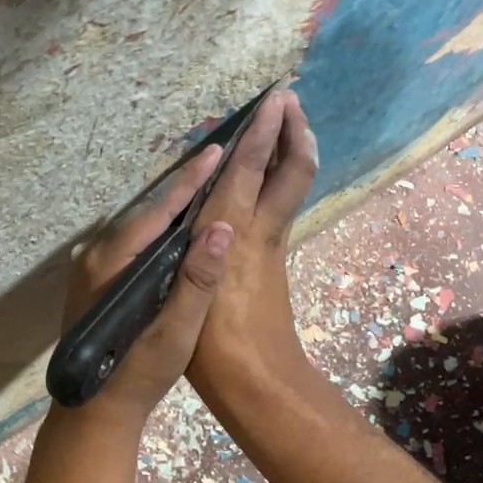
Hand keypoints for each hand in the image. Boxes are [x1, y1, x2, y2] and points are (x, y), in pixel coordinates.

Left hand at [59, 144, 235, 416]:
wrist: (93, 411)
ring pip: (135, 223)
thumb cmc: (137, 376)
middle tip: (217, 155)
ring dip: (169, 203)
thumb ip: (197, 282)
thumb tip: (221, 228)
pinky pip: (129, 239)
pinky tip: (179, 222)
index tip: (217, 151)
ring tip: (205, 179)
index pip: (155, 211)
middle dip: (181, 184)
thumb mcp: (174, 333)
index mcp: (111, 263)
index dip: (188, 182)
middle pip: (143, 210)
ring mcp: (90, 267)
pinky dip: (155, 225)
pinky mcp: (93, 279)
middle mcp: (95, 256)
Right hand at [186, 88, 319, 409]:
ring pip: (293, 186)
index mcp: (235, 236)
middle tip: (289, 99)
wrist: (258, 385)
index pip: (253, 171)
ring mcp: (271, 247)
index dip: (264, 132)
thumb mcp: (188, 294)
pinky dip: (279, 176)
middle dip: (295, 131)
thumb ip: (189, 251)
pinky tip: (262, 176)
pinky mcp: (271, 261)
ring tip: (283, 123)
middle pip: (293, 171)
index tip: (274, 97)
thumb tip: (192, 207)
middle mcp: (260, 233)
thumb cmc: (211, 346)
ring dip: (293, 149)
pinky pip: (281, 203)